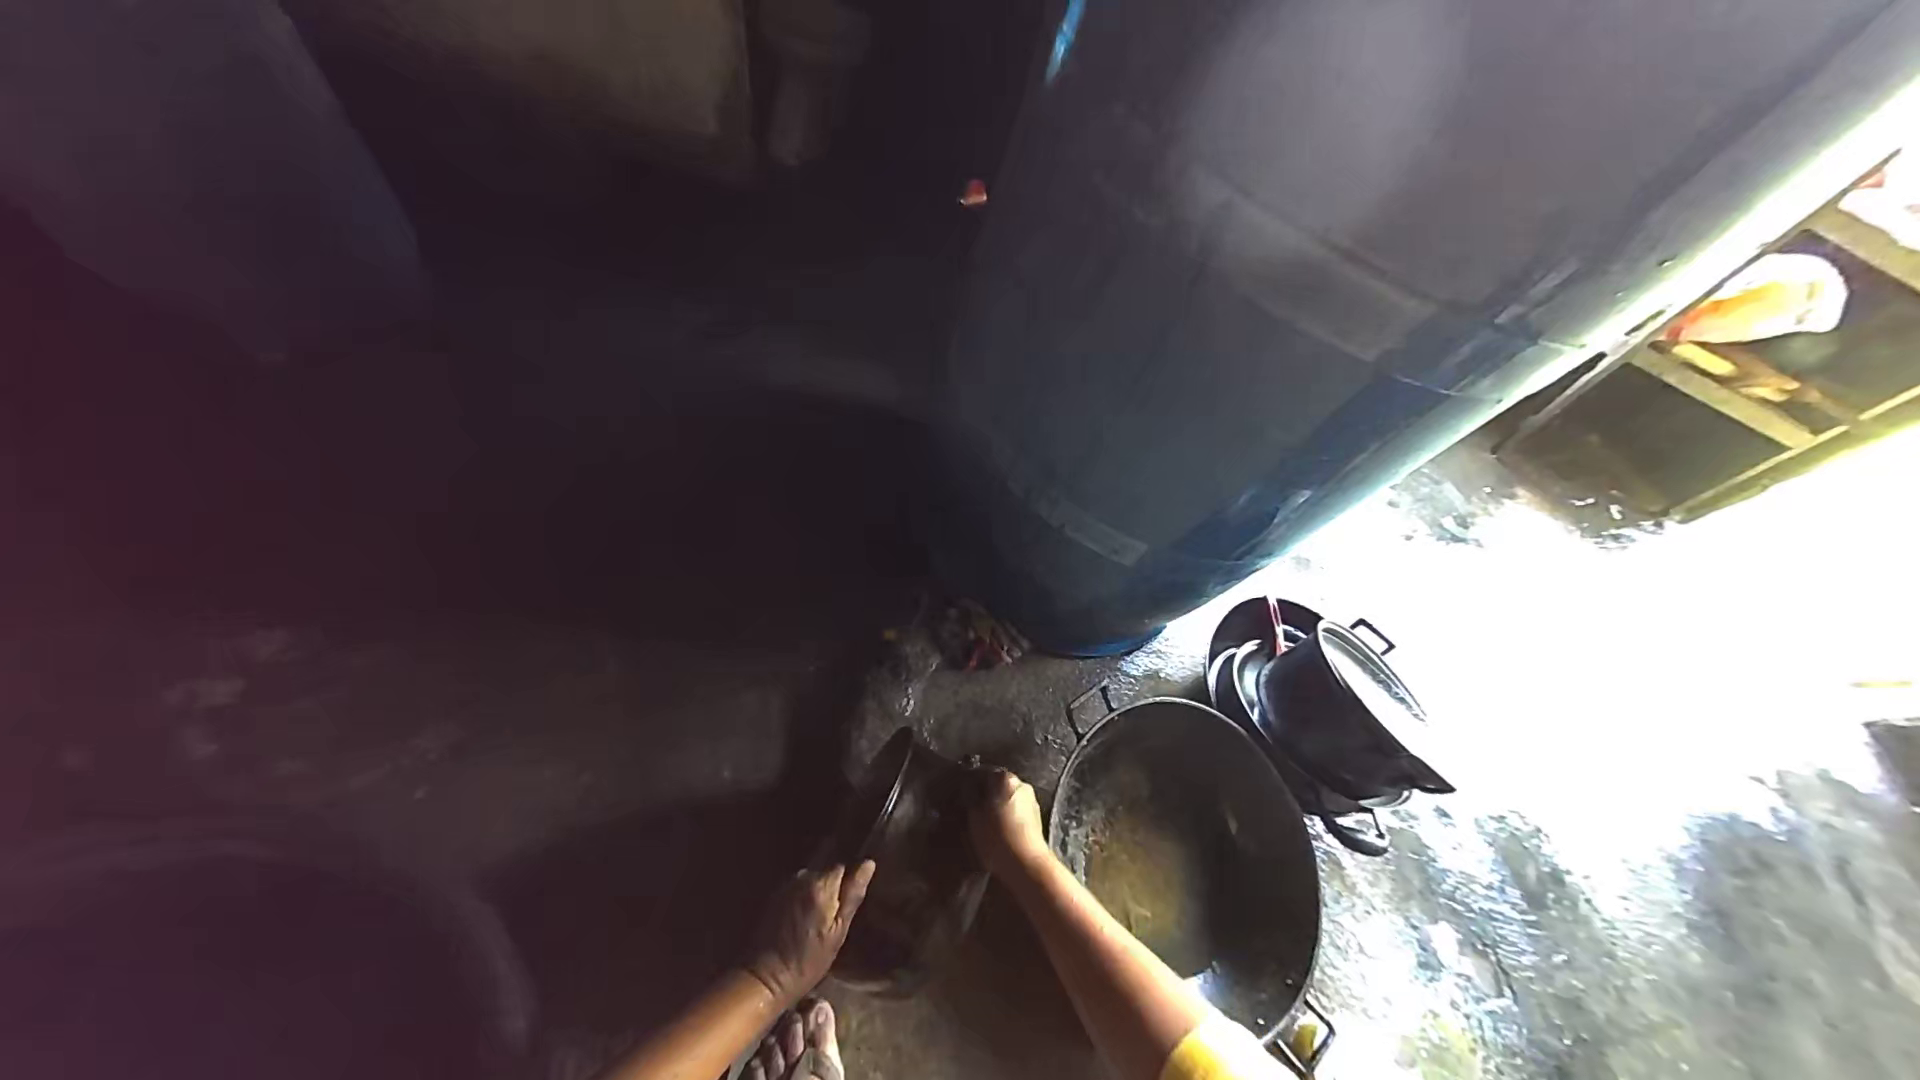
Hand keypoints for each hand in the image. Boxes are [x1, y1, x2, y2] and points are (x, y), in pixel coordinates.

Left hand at [743, 861, 875, 1004]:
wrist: (765, 978)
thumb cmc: (808, 961)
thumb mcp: (838, 932)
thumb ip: (853, 895)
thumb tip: (869, 863)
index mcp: (822, 884)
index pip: (842, 866)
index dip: (848, 881)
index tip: (848, 900)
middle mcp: (803, 877)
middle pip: (825, 870)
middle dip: (831, 886)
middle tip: (832, 915)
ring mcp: (786, 885)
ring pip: (810, 878)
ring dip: (816, 891)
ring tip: (816, 918)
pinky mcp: (774, 895)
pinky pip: (796, 888)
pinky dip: (802, 897)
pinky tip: (801, 919)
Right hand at [968, 768, 1051, 879]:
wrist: (1026, 865)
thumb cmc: (996, 837)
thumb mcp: (974, 816)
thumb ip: (969, 795)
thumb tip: (967, 785)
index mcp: (1005, 778)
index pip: (981, 772)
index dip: (968, 784)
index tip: (959, 796)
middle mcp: (1021, 784)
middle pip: (996, 785)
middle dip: (983, 795)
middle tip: (968, 810)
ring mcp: (1031, 801)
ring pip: (1006, 798)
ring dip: (995, 806)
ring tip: (982, 823)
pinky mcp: (1036, 818)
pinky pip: (1015, 811)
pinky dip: (1005, 816)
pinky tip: (997, 831)